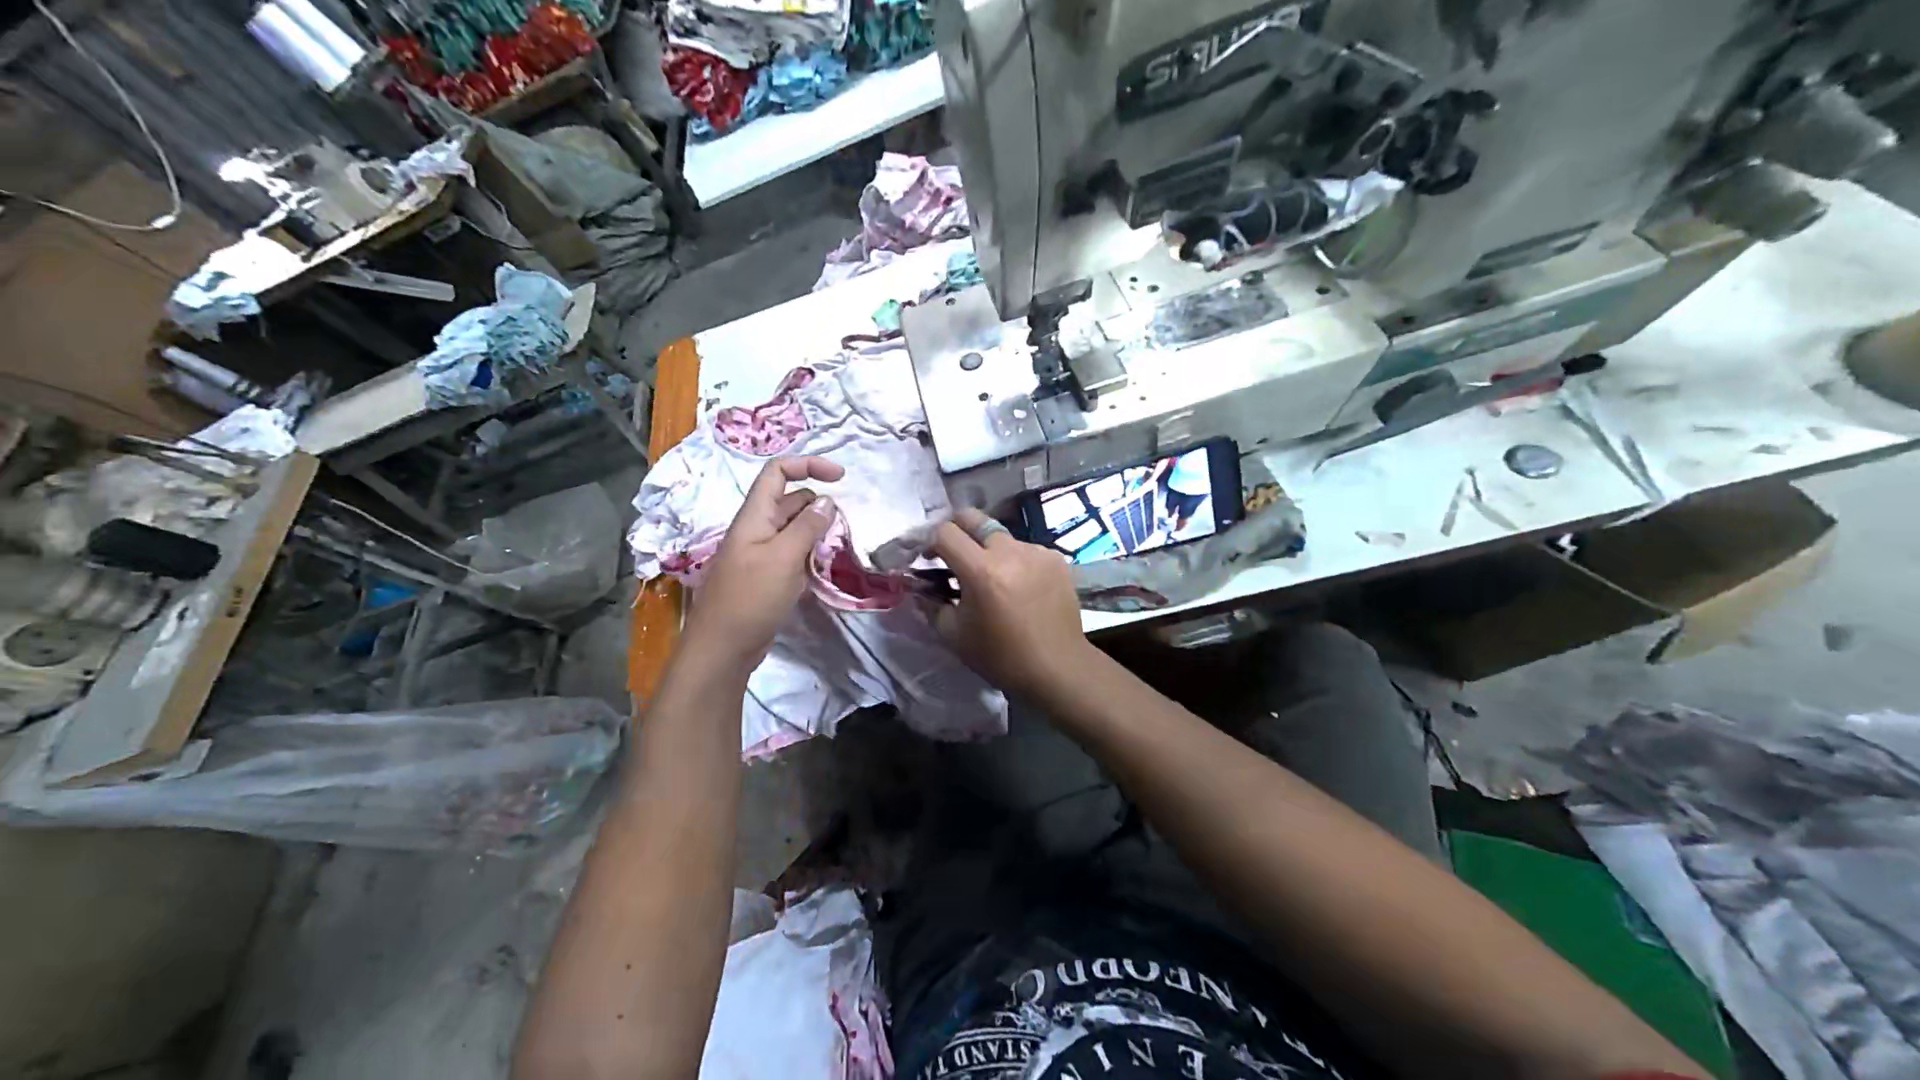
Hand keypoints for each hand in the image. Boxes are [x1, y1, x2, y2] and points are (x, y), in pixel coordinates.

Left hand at [681, 456, 843, 675]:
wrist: (723, 648)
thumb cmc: (751, 598)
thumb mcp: (784, 558)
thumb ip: (807, 526)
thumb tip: (826, 501)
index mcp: (754, 516)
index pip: (778, 471)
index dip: (808, 465)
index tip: (842, 477)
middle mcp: (756, 529)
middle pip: (790, 500)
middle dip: (818, 506)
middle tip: (842, 529)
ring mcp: (760, 554)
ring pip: (794, 529)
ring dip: (816, 533)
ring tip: (834, 552)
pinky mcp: (766, 576)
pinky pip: (792, 555)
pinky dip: (809, 556)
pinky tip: (820, 574)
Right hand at [930, 508, 1095, 701]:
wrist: (1057, 668)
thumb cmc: (1001, 657)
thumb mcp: (954, 636)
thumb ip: (931, 605)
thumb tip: (920, 588)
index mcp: (981, 570)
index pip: (945, 533)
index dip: (930, 541)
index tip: (928, 558)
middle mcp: (1010, 551)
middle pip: (974, 518)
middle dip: (956, 528)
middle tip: (953, 551)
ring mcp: (1036, 552)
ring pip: (1001, 536)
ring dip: (988, 549)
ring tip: (991, 577)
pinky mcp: (1056, 559)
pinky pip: (1026, 549)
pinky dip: (1015, 561)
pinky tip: (1018, 586)